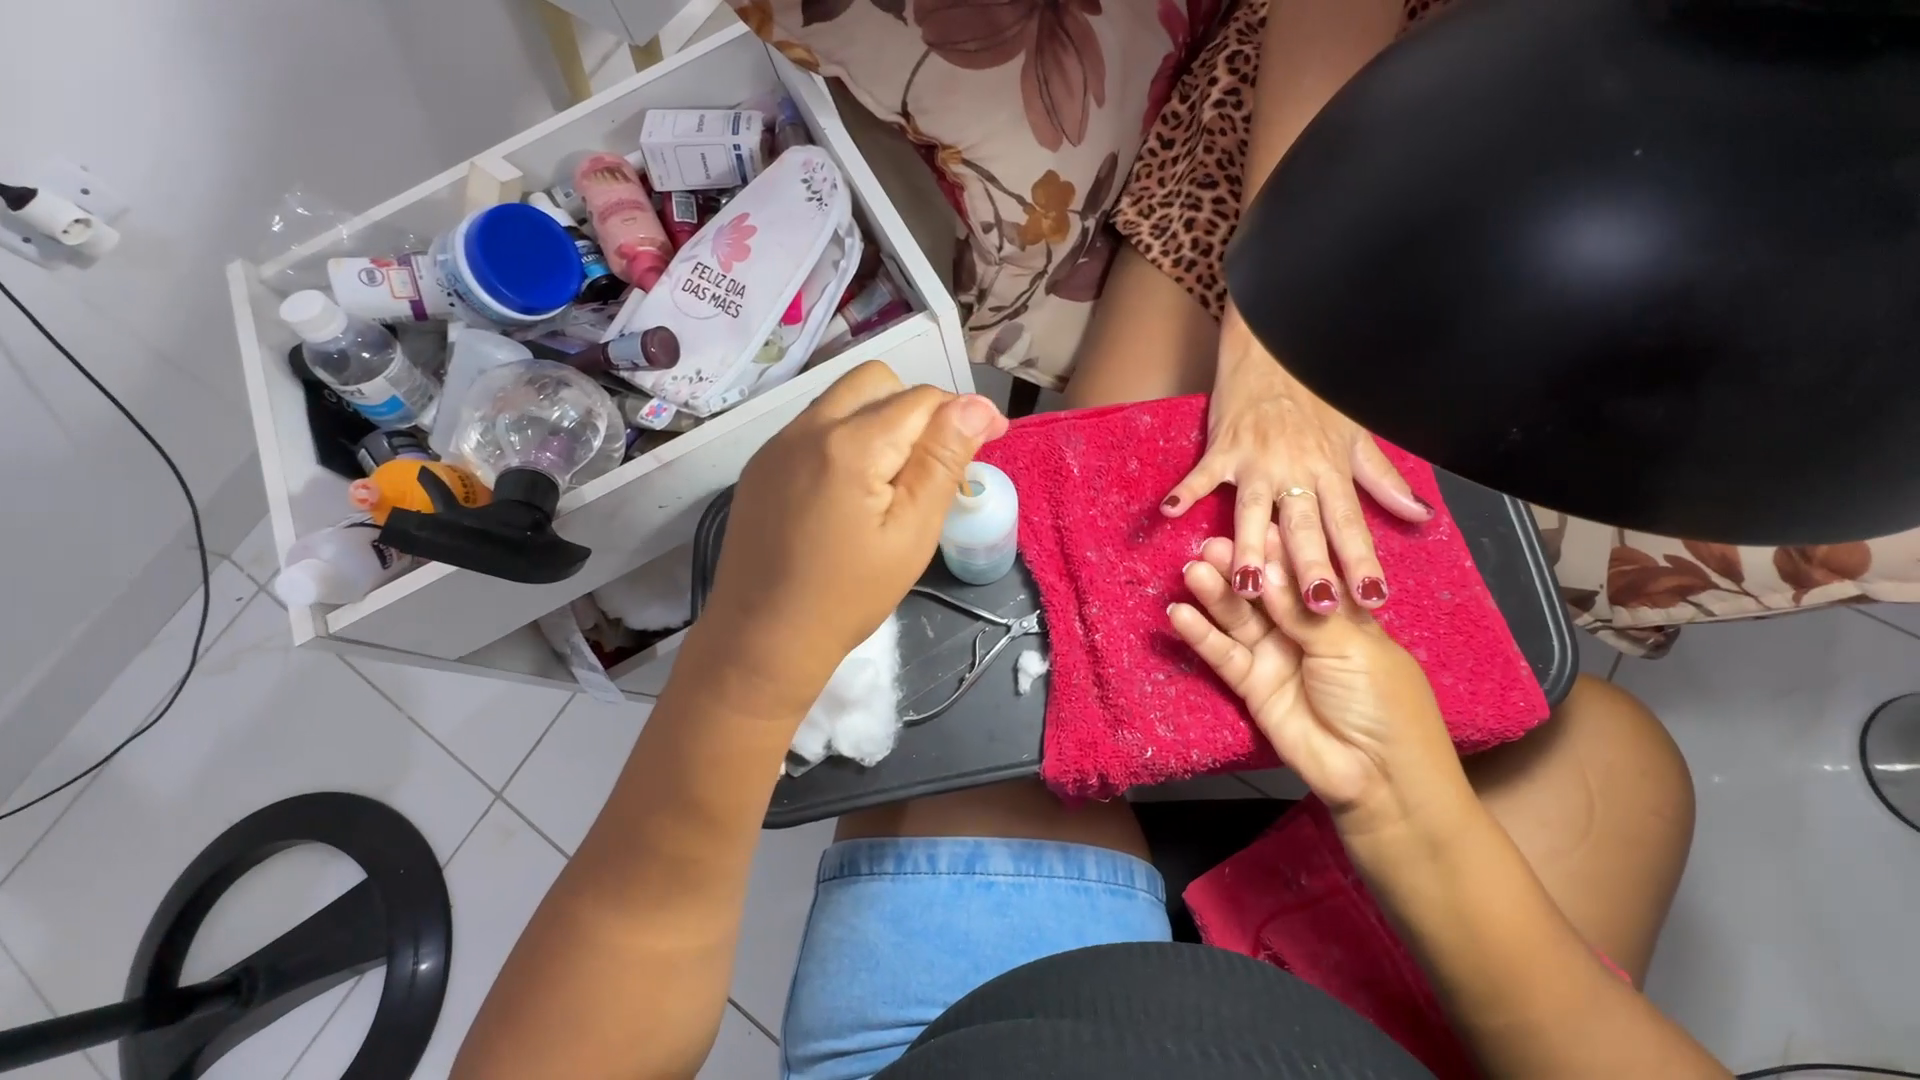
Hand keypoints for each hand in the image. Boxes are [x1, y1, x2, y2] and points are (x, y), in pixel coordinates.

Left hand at [700, 361, 1007, 705]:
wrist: (763, 637)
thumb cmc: (850, 595)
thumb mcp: (912, 532)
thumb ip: (943, 461)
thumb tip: (977, 406)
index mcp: (852, 443)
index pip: (922, 398)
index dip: (963, 414)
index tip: (989, 442)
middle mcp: (809, 427)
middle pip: (876, 382)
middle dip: (916, 407)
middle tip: (933, 461)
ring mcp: (778, 444)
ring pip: (841, 399)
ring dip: (878, 419)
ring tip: (893, 478)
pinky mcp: (762, 464)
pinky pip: (813, 427)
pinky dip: (845, 438)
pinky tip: (850, 491)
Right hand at [1162, 309, 1431, 612]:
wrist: (1280, 347)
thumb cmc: (1317, 396)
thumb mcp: (1356, 436)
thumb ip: (1382, 481)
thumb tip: (1419, 517)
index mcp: (1331, 469)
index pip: (1350, 523)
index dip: (1361, 560)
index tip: (1373, 598)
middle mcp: (1297, 469)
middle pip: (1305, 525)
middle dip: (1311, 567)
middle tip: (1317, 608)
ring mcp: (1257, 459)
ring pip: (1255, 509)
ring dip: (1250, 546)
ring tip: (1246, 584)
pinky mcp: (1223, 446)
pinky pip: (1203, 473)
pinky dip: (1187, 490)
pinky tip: (1170, 512)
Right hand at [1167, 536, 1465, 837]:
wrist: (1378, 777)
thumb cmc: (1383, 702)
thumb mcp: (1351, 646)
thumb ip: (1300, 611)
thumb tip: (1263, 569)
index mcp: (1339, 615)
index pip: (1303, 574)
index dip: (1278, 552)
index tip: (1252, 525)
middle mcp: (1303, 631)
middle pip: (1264, 593)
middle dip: (1240, 569)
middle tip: (1210, 546)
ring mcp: (1275, 658)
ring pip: (1239, 620)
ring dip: (1215, 595)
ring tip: (1191, 570)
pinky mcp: (1252, 687)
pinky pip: (1223, 656)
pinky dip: (1201, 635)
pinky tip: (1180, 613)